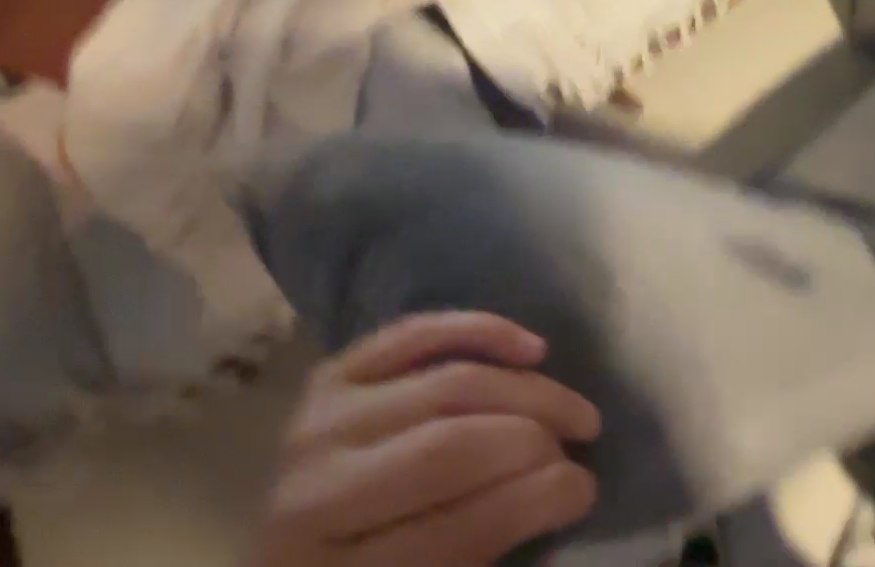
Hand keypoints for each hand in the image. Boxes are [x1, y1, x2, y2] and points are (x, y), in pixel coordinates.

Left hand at [255, 312, 601, 566]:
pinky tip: (533, 348)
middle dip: (535, 440)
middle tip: (582, 443)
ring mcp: (319, 423)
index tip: (587, 489)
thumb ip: (485, 550)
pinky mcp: (331, 374)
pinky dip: (481, 330)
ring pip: (447, 384)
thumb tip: (568, 490)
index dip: (538, 501)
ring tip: (574, 409)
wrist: (287, 559)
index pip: (459, 529)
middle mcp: (315, 494)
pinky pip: (416, 334)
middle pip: (450, 447)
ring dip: (528, 390)